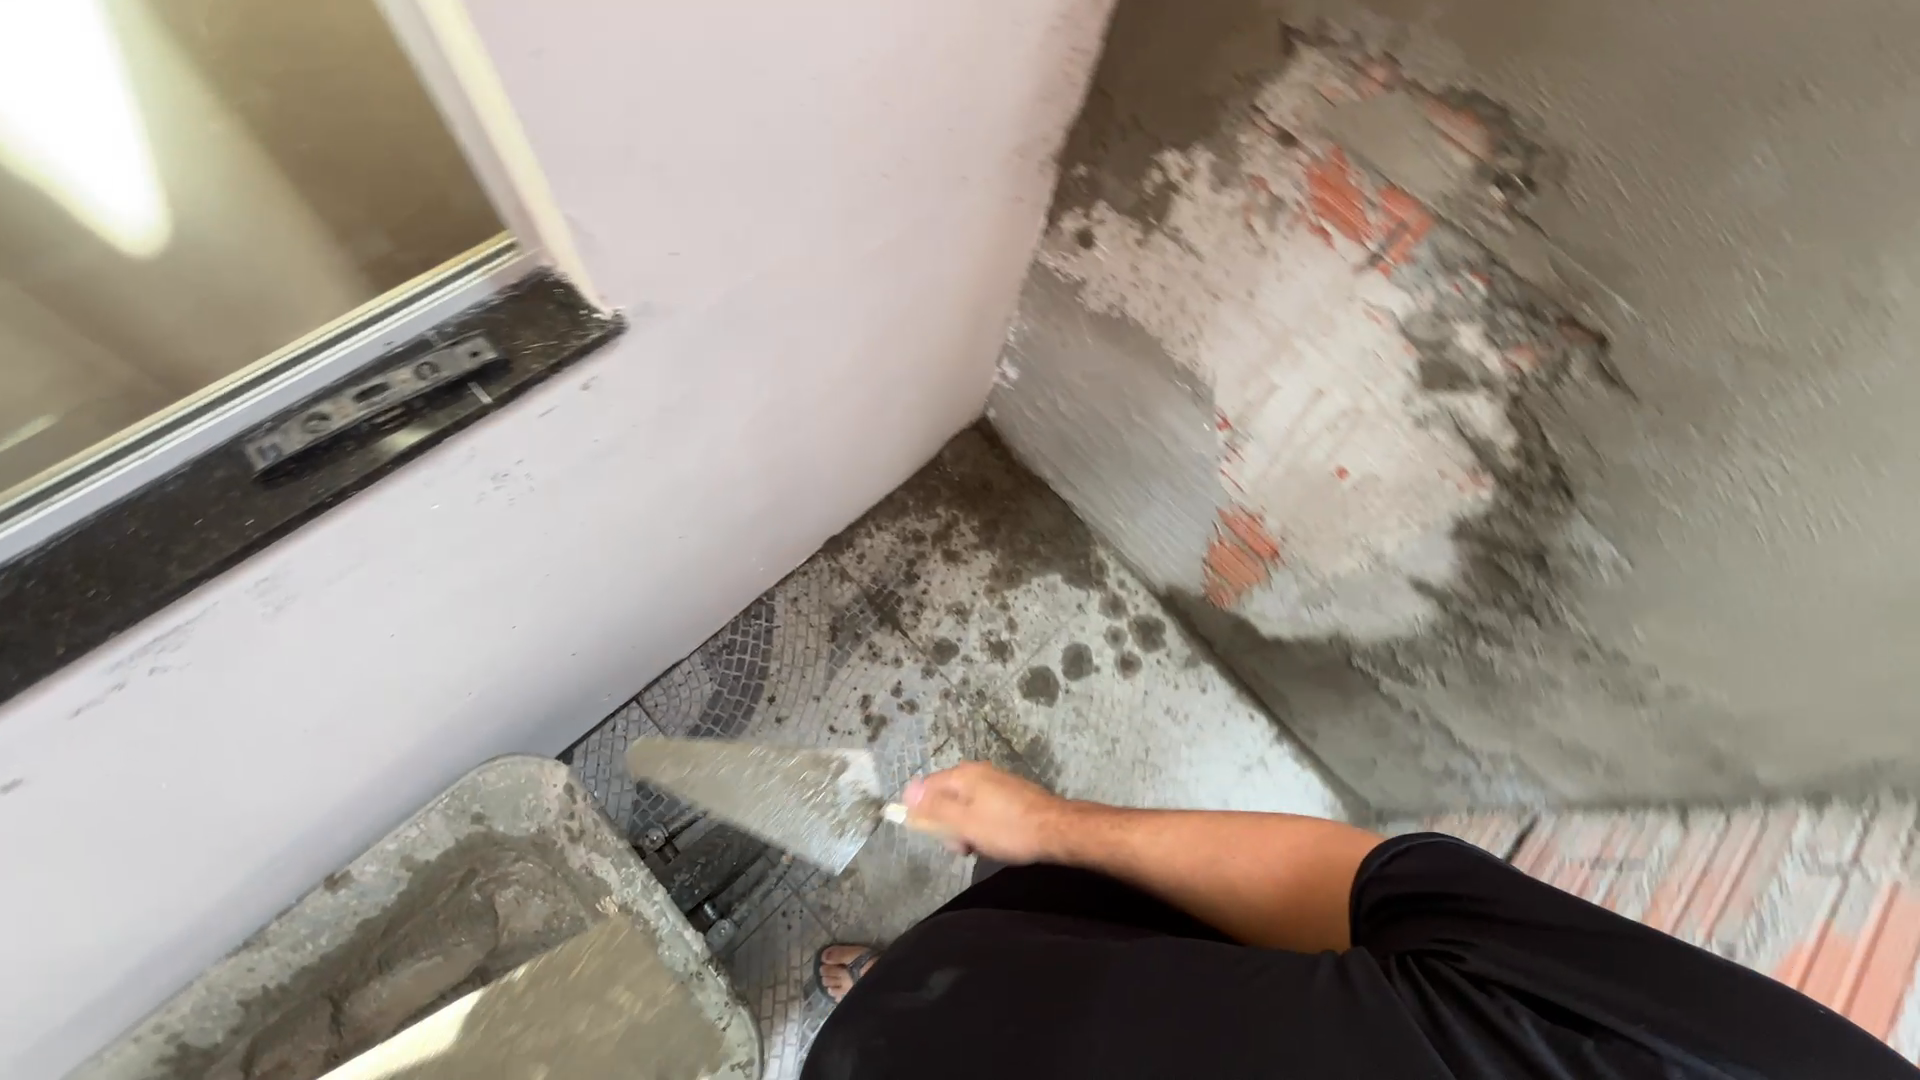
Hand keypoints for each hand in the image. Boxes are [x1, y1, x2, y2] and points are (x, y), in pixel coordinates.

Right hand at [901, 762, 1074, 863]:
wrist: (1056, 830)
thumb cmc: (1007, 828)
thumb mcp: (964, 823)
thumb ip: (934, 808)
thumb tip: (907, 792)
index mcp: (963, 775)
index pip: (926, 788)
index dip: (922, 812)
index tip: (933, 835)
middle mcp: (978, 772)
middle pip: (945, 797)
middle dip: (947, 824)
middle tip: (962, 845)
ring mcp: (995, 781)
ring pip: (965, 806)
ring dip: (966, 828)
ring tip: (981, 846)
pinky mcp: (1009, 794)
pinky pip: (982, 808)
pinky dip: (982, 825)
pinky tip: (995, 840)